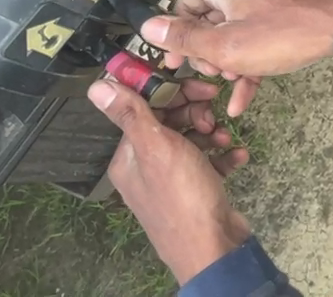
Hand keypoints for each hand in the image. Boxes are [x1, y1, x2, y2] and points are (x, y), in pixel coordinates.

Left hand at [88, 77, 252, 284]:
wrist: (211, 247)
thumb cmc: (182, 194)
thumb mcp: (158, 148)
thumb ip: (132, 114)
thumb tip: (96, 85)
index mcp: (130, 156)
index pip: (147, 108)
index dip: (174, 93)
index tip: (202, 87)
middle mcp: (146, 166)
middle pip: (172, 121)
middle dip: (197, 113)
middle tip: (214, 116)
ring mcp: (171, 179)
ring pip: (192, 138)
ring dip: (212, 132)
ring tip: (225, 138)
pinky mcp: (195, 188)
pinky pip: (209, 160)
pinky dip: (223, 154)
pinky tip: (237, 155)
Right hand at [143, 0, 332, 78]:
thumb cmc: (283, 34)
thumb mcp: (227, 46)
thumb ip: (186, 38)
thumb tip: (147, 26)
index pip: (186, 2)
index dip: (175, 33)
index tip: (174, 63)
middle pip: (213, 16)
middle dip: (208, 51)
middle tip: (211, 77)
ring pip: (239, 29)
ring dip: (231, 59)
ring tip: (232, 85)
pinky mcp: (292, 6)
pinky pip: (263, 32)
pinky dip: (254, 58)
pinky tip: (247, 97)